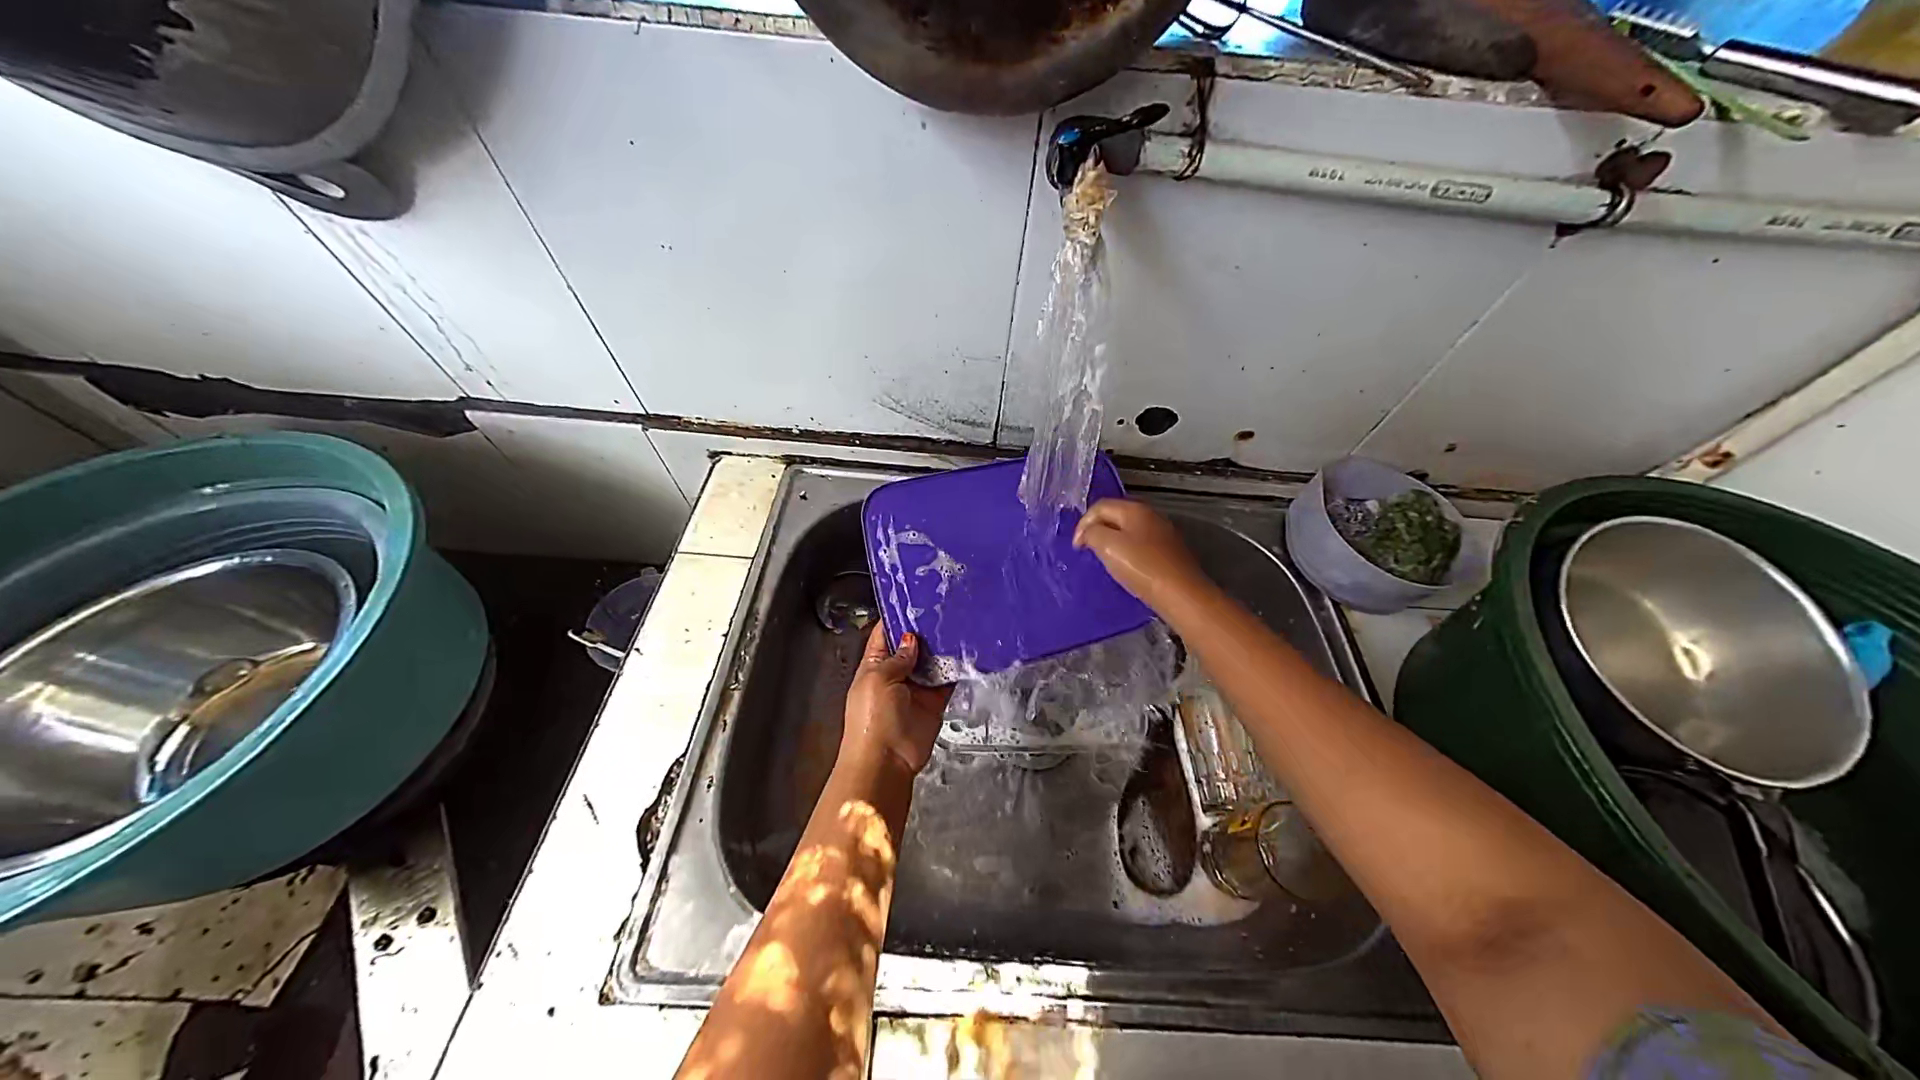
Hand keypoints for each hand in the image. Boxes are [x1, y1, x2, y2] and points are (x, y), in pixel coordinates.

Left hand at [841, 625, 951, 777]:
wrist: (886, 760)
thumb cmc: (872, 719)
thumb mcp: (879, 678)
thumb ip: (897, 657)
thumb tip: (910, 640)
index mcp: (873, 666)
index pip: (884, 635)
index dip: (896, 618)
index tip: (913, 600)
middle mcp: (895, 674)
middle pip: (911, 646)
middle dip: (923, 632)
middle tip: (942, 610)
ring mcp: (915, 689)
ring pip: (931, 662)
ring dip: (941, 649)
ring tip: (956, 626)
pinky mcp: (933, 703)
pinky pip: (946, 682)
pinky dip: (954, 670)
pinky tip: (964, 654)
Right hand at [1073, 498, 1211, 609]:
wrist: (1180, 594)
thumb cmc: (1141, 567)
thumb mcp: (1107, 546)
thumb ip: (1092, 533)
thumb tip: (1089, 533)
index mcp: (1134, 509)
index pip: (1099, 506)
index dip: (1082, 524)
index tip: (1077, 547)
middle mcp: (1151, 515)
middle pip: (1115, 515)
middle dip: (1097, 530)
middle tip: (1087, 550)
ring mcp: (1163, 533)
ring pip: (1129, 530)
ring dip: (1112, 541)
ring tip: (1104, 560)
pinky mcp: (1170, 551)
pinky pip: (1141, 544)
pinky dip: (1128, 552)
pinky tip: (1126, 567)